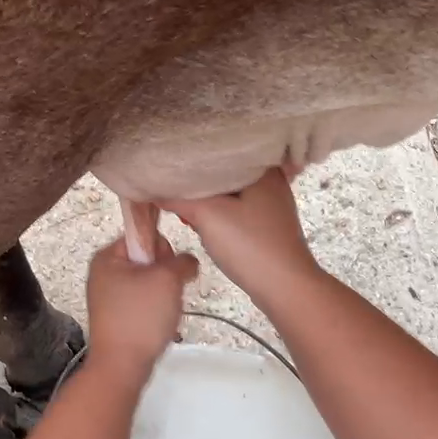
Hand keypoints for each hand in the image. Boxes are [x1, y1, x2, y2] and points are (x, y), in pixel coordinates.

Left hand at [85, 233, 199, 374]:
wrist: (122, 366)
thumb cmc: (141, 316)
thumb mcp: (168, 278)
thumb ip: (182, 260)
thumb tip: (187, 263)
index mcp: (107, 256)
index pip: (142, 234)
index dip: (162, 249)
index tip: (169, 270)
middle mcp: (102, 273)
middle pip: (146, 259)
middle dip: (165, 274)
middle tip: (169, 293)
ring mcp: (107, 297)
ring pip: (147, 282)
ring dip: (164, 294)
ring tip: (166, 311)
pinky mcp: (115, 317)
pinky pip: (142, 303)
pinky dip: (155, 310)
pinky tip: (160, 323)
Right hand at [160, 168, 321, 304]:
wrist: (286, 288)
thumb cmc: (249, 245)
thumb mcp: (207, 215)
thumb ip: (178, 197)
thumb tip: (151, 187)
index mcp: (261, 167)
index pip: (219, 150)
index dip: (190, 156)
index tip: (166, 160)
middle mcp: (270, 179)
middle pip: (222, 171)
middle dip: (196, 179)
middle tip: (169, 184)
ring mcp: (271, 203)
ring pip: (228, 191)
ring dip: (206, 198)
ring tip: (181, 202)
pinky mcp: (268, 223)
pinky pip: (236, 208)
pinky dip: (218, 212)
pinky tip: (200, 220)